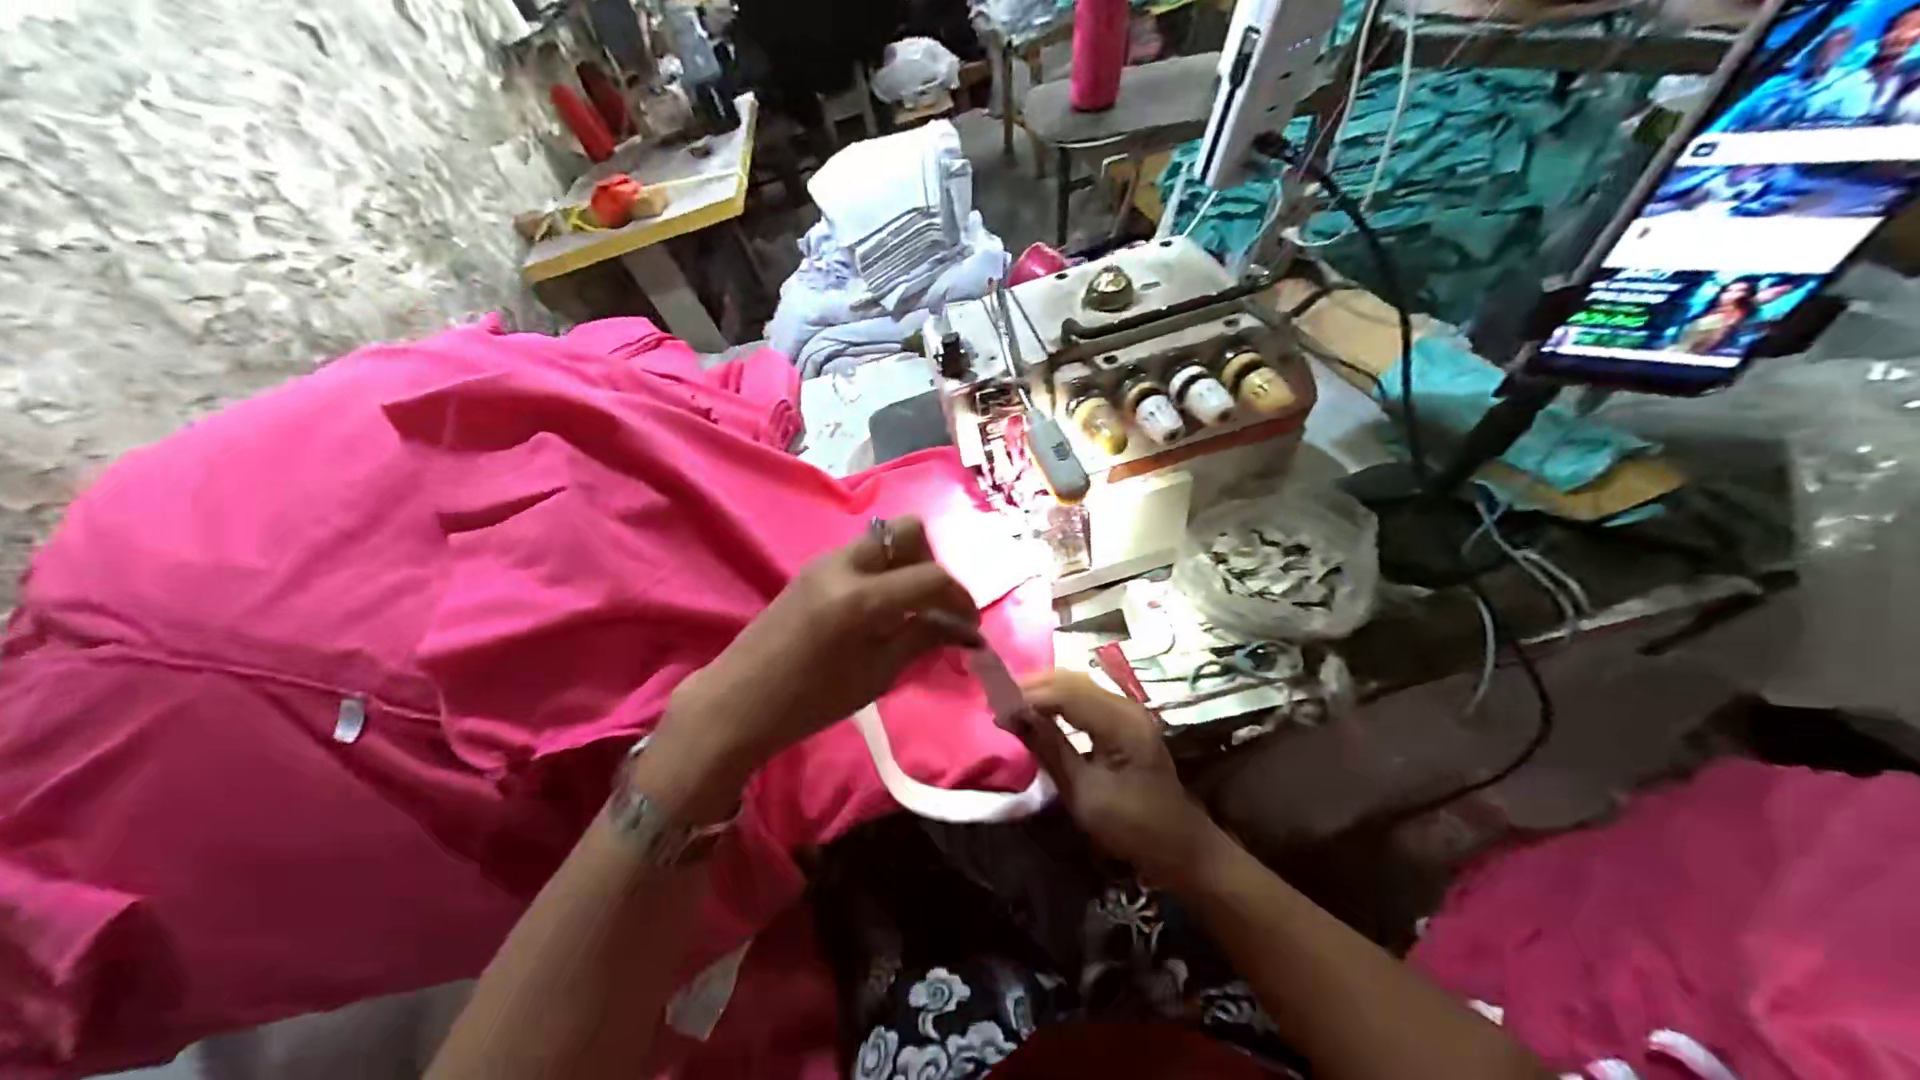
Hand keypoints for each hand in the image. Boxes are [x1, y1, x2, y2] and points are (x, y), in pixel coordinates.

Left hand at [647, 517, 979, 813]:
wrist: (741, 700)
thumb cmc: (812, 700)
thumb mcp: (877, 675)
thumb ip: (922, 639)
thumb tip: (960, 627)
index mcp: (863, 597)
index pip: (932, 577)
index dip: (961, 599)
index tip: (969, 625)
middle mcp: (845, 565)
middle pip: (908, 530)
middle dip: (932, 562)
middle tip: (932, 604)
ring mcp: (825, 562)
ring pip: (883, 539)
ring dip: (906, 564)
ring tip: (906, 609)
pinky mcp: (812, 569)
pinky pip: (861, 554)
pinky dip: (882, 571)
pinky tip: (877, 610)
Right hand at [1011, 672, 1227, 886]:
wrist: (1179, 845)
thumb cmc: (1131, 826)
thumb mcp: (1083, 793)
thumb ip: (1049, 748)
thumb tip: (1013, 716)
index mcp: (1121, 723)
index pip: (1066, 693)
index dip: (1028, 695)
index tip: (996, 706)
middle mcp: (1126, 706)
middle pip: (1072, 680)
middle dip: (1033, 686)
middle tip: (999, 699)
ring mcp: (1128, 710)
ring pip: (1078, 684)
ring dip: (1044, 690)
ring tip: (1013, 703)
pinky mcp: (1125, 720)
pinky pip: (1086, 697)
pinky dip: (1059, 699)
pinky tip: (1040, 709)